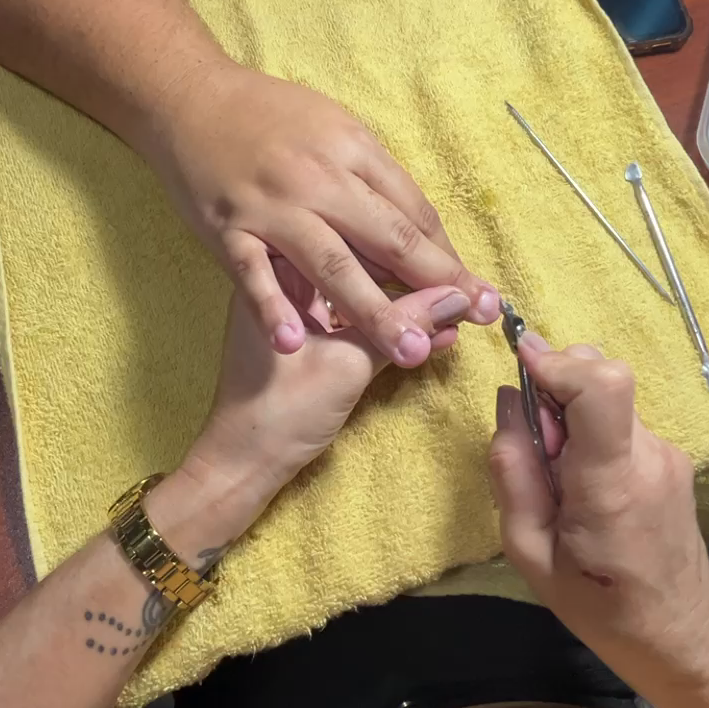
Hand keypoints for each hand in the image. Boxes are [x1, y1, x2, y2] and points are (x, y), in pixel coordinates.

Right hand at [143, 63, 499, 366]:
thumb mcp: (331, 127)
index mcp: (352, 149)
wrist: (190, 99)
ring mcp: (273, 207)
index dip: (446, 253)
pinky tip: (293, 341)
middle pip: (387, 237)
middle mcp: (319, 178)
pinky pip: (255, 275)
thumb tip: (414, 229)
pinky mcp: (230, 230)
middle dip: (435, 283)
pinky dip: (273, 308)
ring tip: (408, 350)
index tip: (473, 287)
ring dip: (373, 311)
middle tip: (476, 320)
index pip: (412, 209)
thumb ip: (370, 177)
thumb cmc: (267, 115)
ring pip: (331, 264)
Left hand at [150, 264, 471, 556]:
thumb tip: (462, 297)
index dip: (407, 252)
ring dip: (407, 305)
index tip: (458, 267)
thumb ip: (404, 325)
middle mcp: (287, 277)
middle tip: (466, 289)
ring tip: (458, 311)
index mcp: (280, 268)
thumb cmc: (280, 411)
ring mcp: (299, 307)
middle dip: (413, 278)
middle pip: (362, 263)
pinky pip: (358, 317)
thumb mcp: (349, 363)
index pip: (352, 242)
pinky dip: (391, 324)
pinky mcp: (312, 334)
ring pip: (364, 291)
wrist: (242, 465)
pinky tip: (434, 332)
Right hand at [486, 334, 708, 702]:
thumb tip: (509, 398)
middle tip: (536, 442)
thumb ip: (512, 469)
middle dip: (553, 385)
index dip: (554, 362)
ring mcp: (667, 451)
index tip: (520, 362)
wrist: (679, 635)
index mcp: (611, 480)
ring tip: (558, 471)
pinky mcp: (671, 454)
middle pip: (601, 373)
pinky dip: (587, 427)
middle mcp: (648, 452)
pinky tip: (581, 479)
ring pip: (605, 392)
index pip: (600, 385)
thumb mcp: (526, 548)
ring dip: (568, 410)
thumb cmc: (595, 601)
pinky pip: (616, 416)